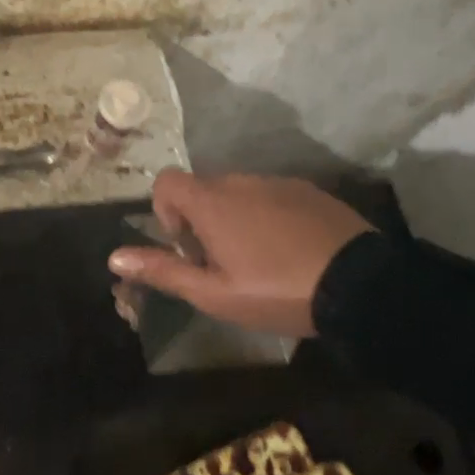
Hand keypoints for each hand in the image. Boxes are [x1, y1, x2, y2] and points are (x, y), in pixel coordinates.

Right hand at [108, 170, 373, 337]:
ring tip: (258, 260)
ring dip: (236, 217)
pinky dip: (268, 216)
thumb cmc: (277, 291)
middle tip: (221, 262)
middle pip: (203, 188)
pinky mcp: (311, 190)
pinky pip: (273, 196)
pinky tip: (289, 251)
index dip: (165, 211)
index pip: (166, 182)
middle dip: (201, 219)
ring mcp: (279, 183)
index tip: (186, 246)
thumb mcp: (214, 293)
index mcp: (212, 203)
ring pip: (240, 192)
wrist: (361, 286)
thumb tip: (114, 256)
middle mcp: (241, 181)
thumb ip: (163, 271)